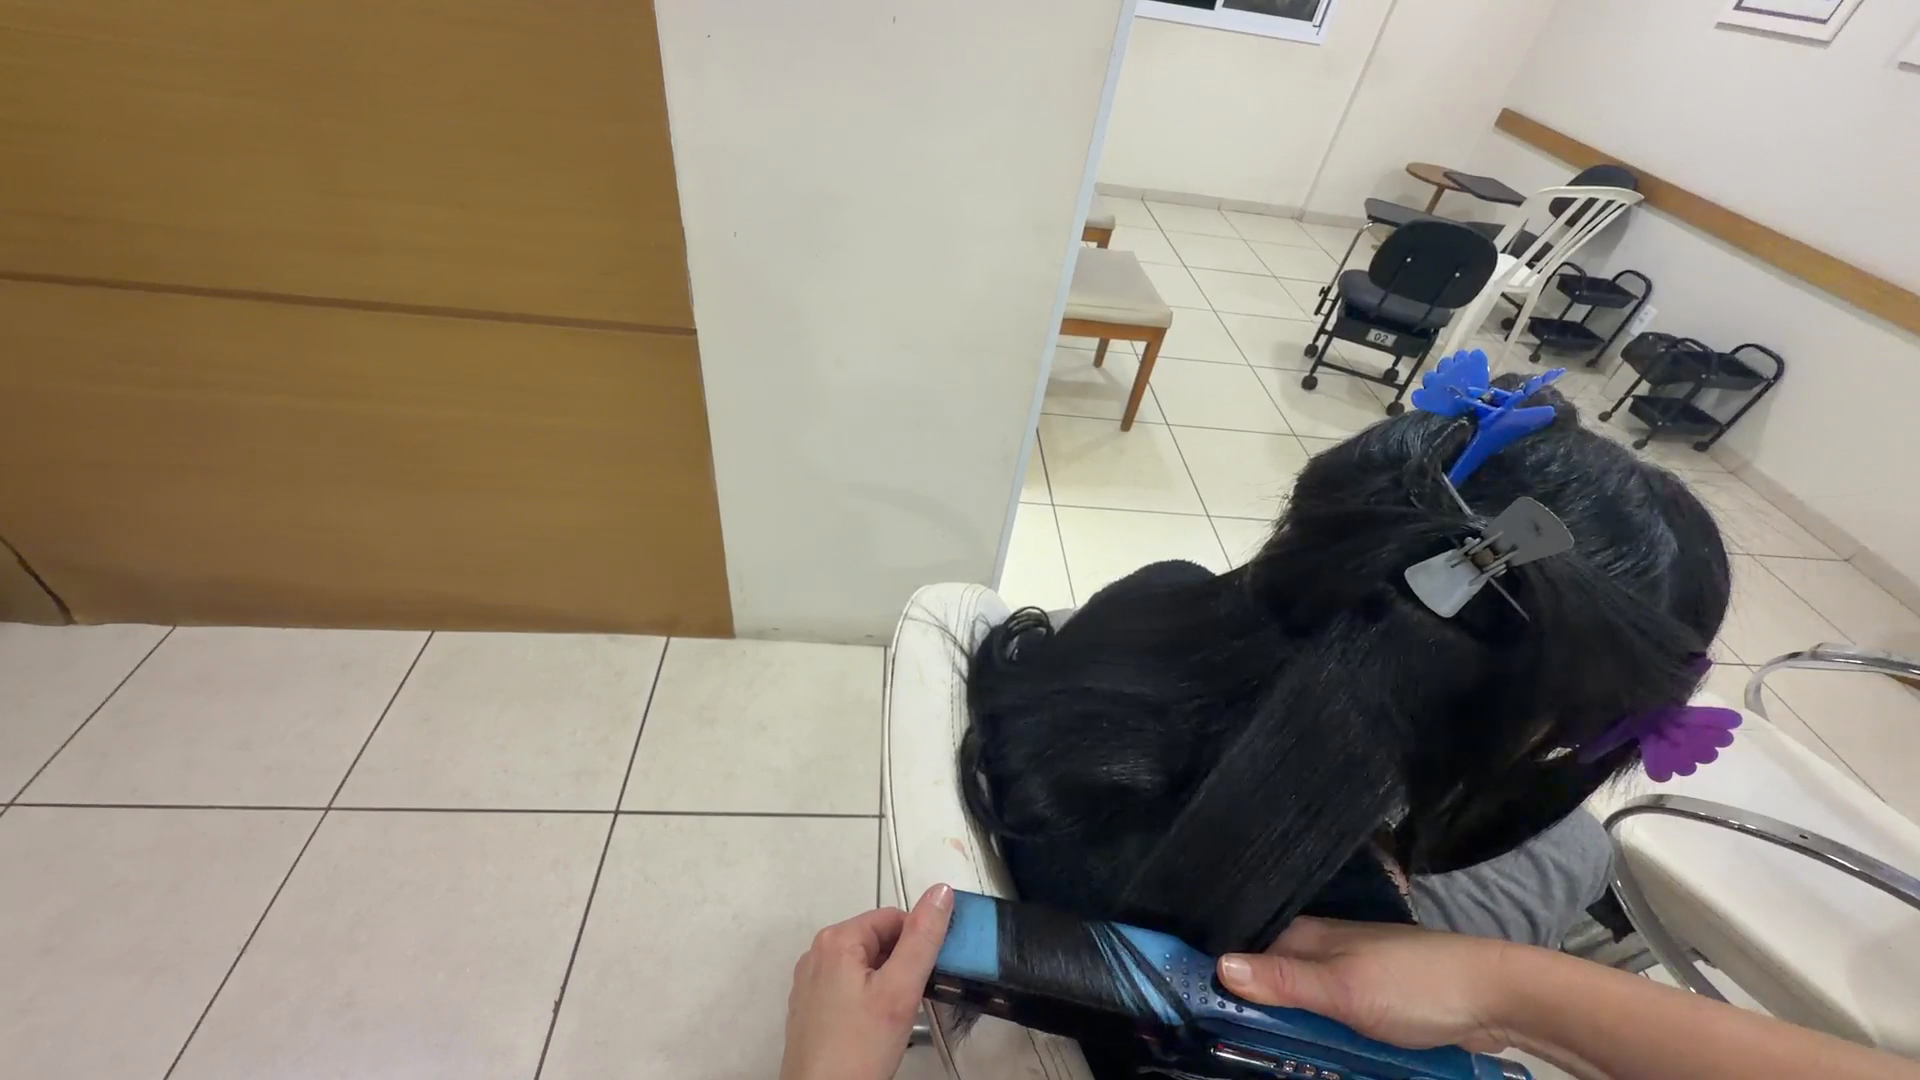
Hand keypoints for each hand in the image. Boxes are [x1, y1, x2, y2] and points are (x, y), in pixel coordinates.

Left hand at [780, 883, 954, 1079]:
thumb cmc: (860, 1047)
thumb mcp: (900, 990)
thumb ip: (923, 938)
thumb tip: (942, 890)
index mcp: (836, 939)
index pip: (893, 918)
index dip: (916, 943)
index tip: (927, 976)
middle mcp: (817, 953)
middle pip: (877, 942)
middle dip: (900, 967)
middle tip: (909, 1003)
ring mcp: (809, 983)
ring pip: (864, 967)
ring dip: (886, 985)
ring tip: (892, 1021)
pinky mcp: (808, 1010)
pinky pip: (848, 989)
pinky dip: (867, 1002)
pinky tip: (872, 1031)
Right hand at [1216, 917, 1518, 1053]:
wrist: (1493, 996)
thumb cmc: (1411, 985)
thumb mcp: (1341, 990)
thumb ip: (1282, 982)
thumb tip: (1217, 965)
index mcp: (1302, 936)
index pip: (1247, 959)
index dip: (1229, 989)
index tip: (1214, 1023)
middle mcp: (1319, 948)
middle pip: (1274, 986)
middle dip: (1266, 1021)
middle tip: (1262, 1055)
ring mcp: (1349, 973)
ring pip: (1305, 1006)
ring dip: (1300, 1036)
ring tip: (1296, 1062)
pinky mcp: (1373, 998)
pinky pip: (1334, 1019)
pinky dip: (1329, 1039)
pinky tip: (1328, 1058)